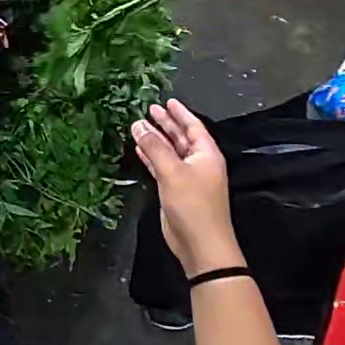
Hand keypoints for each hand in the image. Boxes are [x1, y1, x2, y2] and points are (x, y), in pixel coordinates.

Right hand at [133, 100, 241, 276]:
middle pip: (181, 137)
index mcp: (206, 154)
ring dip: (156, 139)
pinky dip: (151, 157)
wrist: (200, 244)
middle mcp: (198, 163)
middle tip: (149, 109)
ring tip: (139, 126)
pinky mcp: (175, 190)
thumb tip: (138, 124)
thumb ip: (154, 147)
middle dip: (166, 124)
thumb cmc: (193, 204)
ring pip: (170, 152)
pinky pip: (162, 166)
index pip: (193, 126)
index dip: (180, 113)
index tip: (167, 100)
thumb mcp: (173, 171)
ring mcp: (187, 177)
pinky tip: (139, 149)